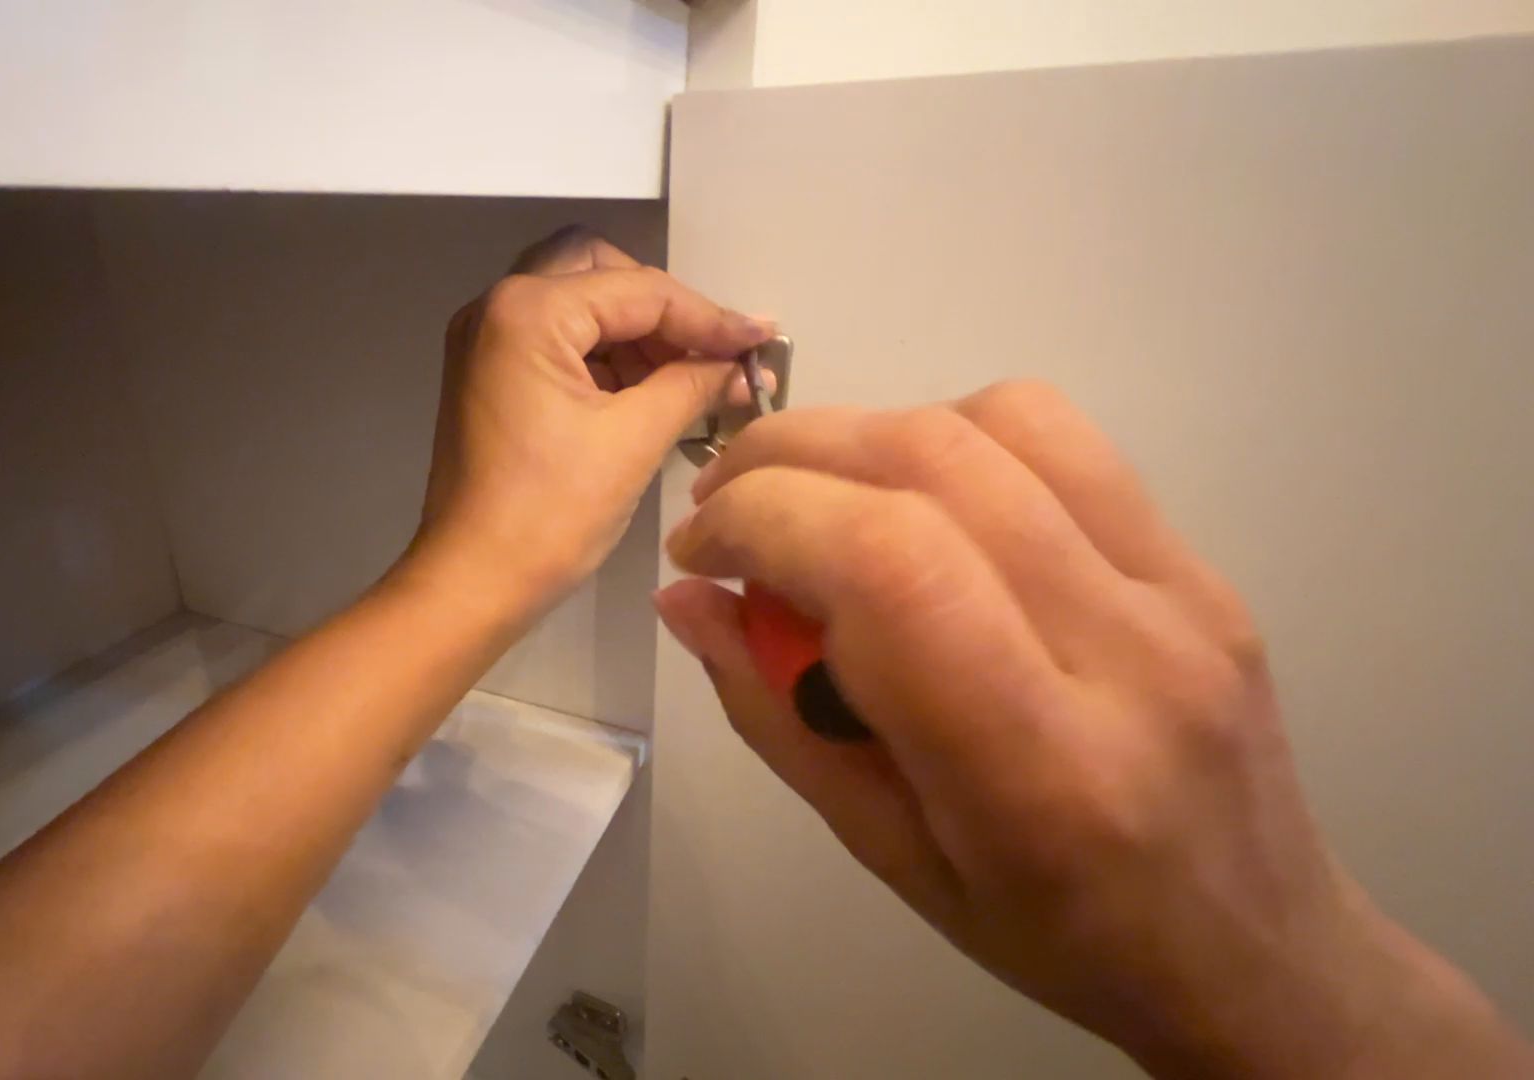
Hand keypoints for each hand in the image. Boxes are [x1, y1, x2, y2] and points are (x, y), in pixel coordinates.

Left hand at [412, 227, 771, 610]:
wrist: (472, 582)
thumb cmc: (550, 515)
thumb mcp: (633, 441)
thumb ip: (693, 385)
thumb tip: (740, 364)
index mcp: (528, 312)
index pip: (639, 290)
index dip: (708, 317)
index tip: (760, 340)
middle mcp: (496, 307)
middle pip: (599, 272)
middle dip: (660, 310)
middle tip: (705, 356)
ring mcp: (485, 341)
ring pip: (577, 305)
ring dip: (633, 335)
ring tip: (684, 383)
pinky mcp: (488, 375)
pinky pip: (556, 342)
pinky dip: (602, 358)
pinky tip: (643, 395)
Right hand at [654, 384, 1531, 1077]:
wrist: (1250, 946)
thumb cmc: (1040, 924)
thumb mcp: (875, 846)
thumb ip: (767, 712)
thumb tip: (684, 598)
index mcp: (1035, 767)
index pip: (886, 566)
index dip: (763, 521)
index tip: (699, 551)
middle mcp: (1123, 654)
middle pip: (930, 466)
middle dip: (785, 457)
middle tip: (720, 504)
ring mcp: (1178, 589)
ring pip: (993, 424)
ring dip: (855, 433)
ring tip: (802, 489)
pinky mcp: (1195, 556)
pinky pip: (1054, 432)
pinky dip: (938, 432)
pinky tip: (903, 490)